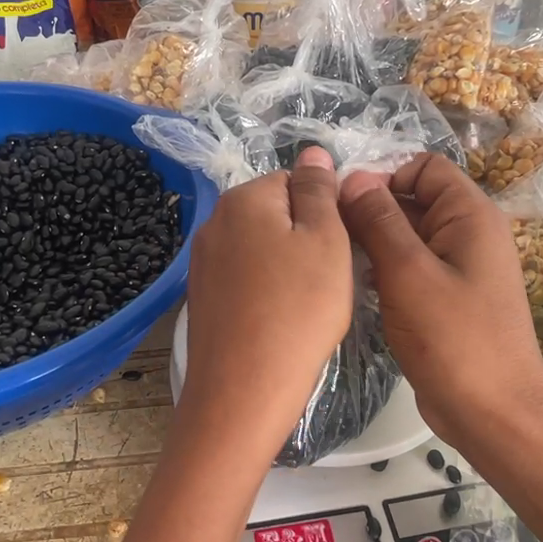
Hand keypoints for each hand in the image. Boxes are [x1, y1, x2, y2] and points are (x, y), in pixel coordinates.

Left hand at [182, 147, 353, 456]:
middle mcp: (214, 222)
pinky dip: (265, 292)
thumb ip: (319, 190)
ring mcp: (202, 262)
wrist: (243, 390)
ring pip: (260, 249)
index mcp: (243, 198)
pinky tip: (279, 320)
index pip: (295, 180)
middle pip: (275, 213)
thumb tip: (312, 151)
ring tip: (305, 305)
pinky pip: (244, 279)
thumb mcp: (326, 240)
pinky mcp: (201, 298)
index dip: (325, 211)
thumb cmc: (298, 310)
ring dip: (286, 267)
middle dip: (304, 237)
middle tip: (328, 279)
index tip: (341, 247)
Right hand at [338, 154, 542, 451]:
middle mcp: (469, 235)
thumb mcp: (407, 273)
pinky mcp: (448, 301)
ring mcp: (459, 270)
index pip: (424, 167)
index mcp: (470, 216)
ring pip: (408, 238)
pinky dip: (385, 272)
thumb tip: (354, 178)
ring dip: (374, 244)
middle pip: (414, 200)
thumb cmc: (453, 338)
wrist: (493, 414)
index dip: (383, 175)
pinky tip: (358, 291)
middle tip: (330, 237)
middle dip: (372, 211)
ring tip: (338, 263)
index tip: (343, 205)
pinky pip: (411, 270)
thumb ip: (379, 221)